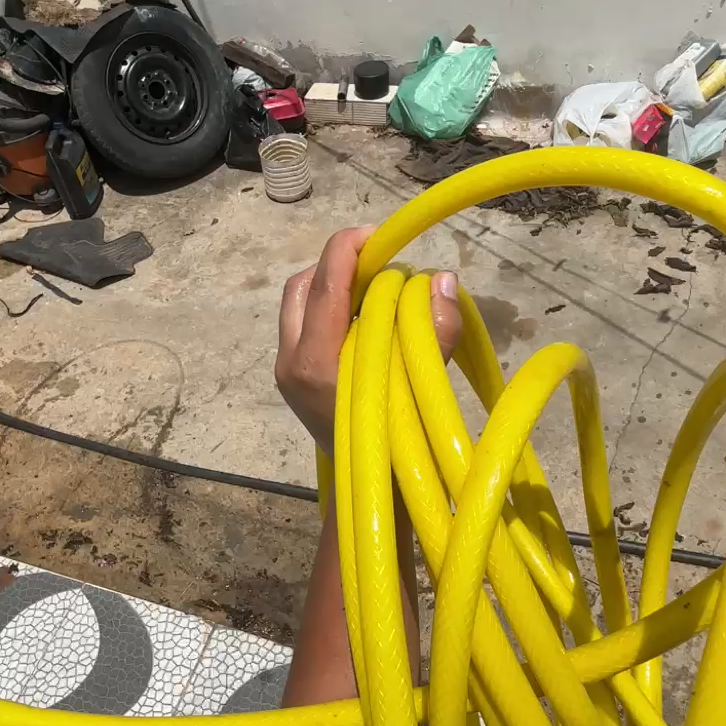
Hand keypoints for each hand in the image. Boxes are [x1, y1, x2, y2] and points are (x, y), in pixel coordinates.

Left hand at [276, 227, 460, 451]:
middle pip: (303, 286)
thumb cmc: (398, 444)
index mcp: (315, 363)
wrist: (368, 491)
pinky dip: (329, 308)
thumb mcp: (422, 385)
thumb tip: (441, 279)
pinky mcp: (290, 376)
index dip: (350, 247)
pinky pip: (302, 323)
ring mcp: (284, 371)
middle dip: (339, 265)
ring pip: (298, 303)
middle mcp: (289, 362)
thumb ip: (435, 333)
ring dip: (332, 285)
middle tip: (380, 265)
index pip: (326, 284)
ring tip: (372, 289)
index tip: (380, 234)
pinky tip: (361, 317)